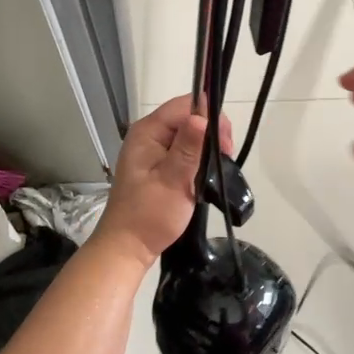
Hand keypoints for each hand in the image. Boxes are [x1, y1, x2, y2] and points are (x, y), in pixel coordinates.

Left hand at [92, 96, 234, 267]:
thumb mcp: (173, 180)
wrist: (128, 247)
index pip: (183, 105)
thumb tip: (202, 114)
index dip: (209, 116)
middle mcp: (148, 135)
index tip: (226, 142)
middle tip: (225, 157)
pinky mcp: (157, 164)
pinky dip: (197, 156)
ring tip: (218, 167)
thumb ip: (188, 147)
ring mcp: (151, 150)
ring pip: (187, 133)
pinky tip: (206, 172)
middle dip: (210, 131)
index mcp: (147, 132)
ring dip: (206, 145)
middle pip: (186, 116)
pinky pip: (182, 149)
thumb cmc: (150, 215)